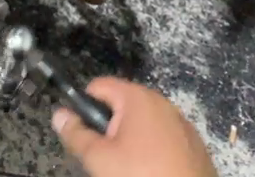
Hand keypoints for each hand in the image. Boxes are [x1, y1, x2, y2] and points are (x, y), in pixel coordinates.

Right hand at [53, 78, 216, 176]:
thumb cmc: (141, 176)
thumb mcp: (100, 159)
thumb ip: (76, 134)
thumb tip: (59, 114)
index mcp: (137, 97)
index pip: (98, 87)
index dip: (86, 108)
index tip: (87, 136)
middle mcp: (161, 101)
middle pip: (122, 106)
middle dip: (111, 128)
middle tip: (110, 158)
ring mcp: (182, 123)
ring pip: (144, 123)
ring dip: (134, 139)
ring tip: (133, 168)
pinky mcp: (196, 145)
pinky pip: (165, 138)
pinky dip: (156, 150)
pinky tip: (155, 172)